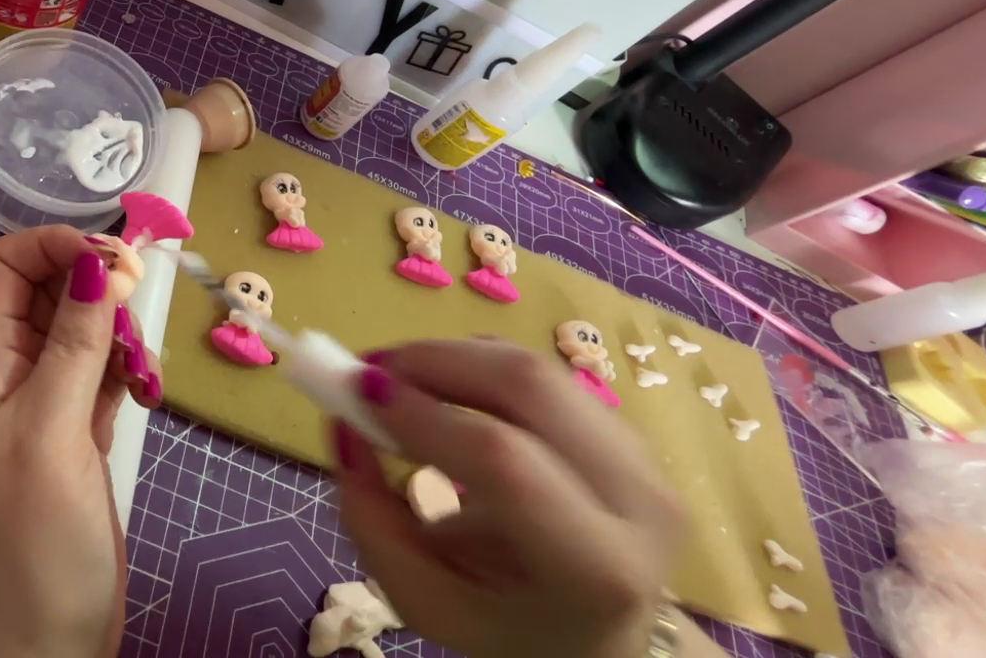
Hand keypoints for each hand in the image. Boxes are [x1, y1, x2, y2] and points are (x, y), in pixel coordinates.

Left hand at [0, 226, 160, 657]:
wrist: (36, 652)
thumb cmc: (30, 542)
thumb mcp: (48, 432)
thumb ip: (73, 344)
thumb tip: (98, 259)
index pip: (3, 268)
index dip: (52, 246)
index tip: (112, 254)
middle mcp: (10, 370)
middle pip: (48, 290)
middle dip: (95, 283)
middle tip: (141, 305)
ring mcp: (47, 400)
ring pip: (83, 327)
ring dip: (118, 330)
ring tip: (141, 366)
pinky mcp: (79, 430)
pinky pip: (103, 369)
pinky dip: (127, 367)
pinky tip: (145, 388)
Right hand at [332, 338, 687, 657]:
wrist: (598, 640)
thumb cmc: (503, 623)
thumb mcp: (420, 599)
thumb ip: (369, 517)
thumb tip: (344, 425)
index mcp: (594, 568)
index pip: (504, 462)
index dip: (424, 413)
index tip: (357, 392)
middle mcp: (635, 501)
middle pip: (527, 385)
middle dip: (432, 360)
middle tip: (369, 369)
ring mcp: (641, 457)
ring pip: (529, 366)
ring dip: (448, 355)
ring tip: (398, 379)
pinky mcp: (624, 428)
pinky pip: (537, 370)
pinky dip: (473, 362)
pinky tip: (443, 392)